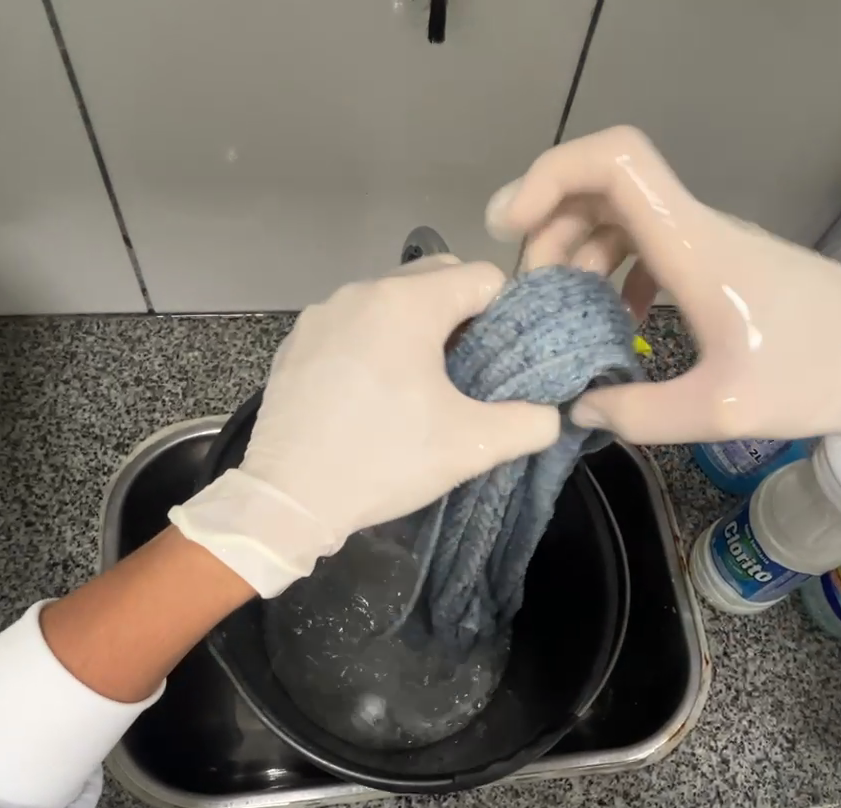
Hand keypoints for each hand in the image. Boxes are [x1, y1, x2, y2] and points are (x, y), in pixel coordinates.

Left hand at [169, 257, 561, 596]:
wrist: (289, 497)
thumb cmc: (384, 461)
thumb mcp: (471, 447)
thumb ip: (529, 423)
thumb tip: (551, 414)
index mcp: (408, 302)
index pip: (482, 276)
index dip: (506, 313)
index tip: (505, 357)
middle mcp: (362, 291)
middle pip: (434, 278)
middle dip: (461, 315)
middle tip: (468, 371)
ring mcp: (322, 313)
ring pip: (389, 301)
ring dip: (415, 328)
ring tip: (419, 384)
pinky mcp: (296, 342)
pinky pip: (351, 325)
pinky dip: (372, 344)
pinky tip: (370, 393)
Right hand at [486, 126, 840, 483]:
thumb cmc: (816, 378)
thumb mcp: (717, 412)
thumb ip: (636, 414)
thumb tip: (579, 409)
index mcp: (694, 246)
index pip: (616, 162)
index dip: (551, 175)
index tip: (510, 226)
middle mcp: (697, 229)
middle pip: (603, 186)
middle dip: (550, 227)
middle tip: (531, 293)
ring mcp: (709, 244)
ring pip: (621, 215)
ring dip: (578, 250)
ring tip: (561, 309)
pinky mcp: (719, 265)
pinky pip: (646, 245)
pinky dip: (612, 270)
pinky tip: (613, 319)